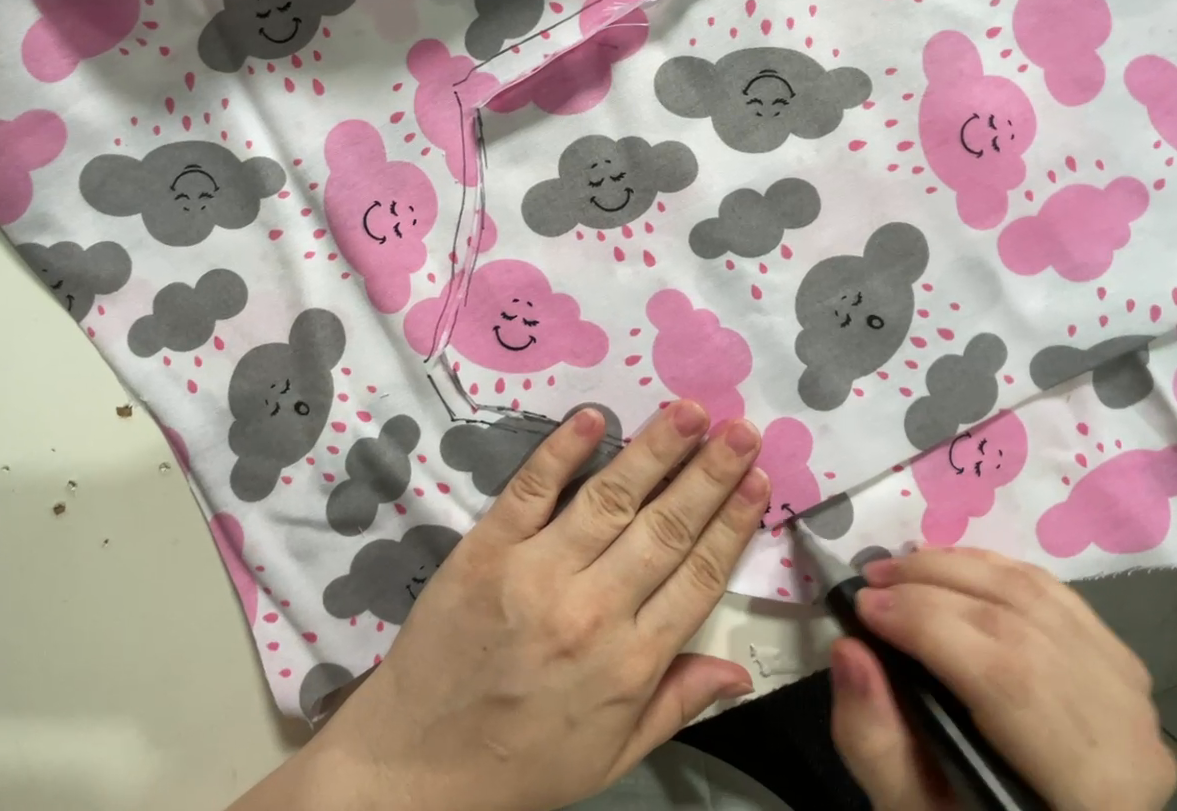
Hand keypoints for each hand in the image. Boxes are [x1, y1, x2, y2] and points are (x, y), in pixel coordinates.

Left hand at [237, 401, 769, 810]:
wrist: (417, 765)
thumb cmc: (521, 762)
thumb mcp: (612, 755)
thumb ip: (677, 704)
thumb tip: (741, 667)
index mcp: (632, 663)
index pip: (699, 575)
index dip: (733, 522)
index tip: (759, 479)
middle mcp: (594, 610)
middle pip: (665, 528)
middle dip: (709, 473)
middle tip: (741, 428)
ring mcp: (537, 573)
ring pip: (609, 500)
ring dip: (654, 450)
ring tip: (689, 411)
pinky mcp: (486, 551)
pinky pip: (530, 491)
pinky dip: (562, 452)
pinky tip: (593, 418)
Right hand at [828, 547, 1176, 810]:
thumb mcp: (908, 805)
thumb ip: (872, 738)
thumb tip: (848, 647)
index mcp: (1084, 789)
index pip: (1008, 680)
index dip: (928, 626)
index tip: (861, 606)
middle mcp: (1128, 738)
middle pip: (1022, 628)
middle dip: (931, 589)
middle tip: (867, 581)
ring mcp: (1132, 695)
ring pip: (1038, 598)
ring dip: (954, 568)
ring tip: (894, 569)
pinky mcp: (1120, 662)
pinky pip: (1052, 593)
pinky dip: (991, 568)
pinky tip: (944, 569)